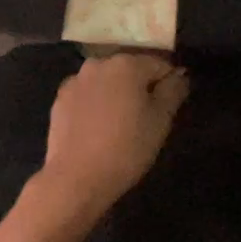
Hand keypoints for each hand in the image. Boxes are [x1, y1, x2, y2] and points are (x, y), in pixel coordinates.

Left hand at [39, 53, 188, 211]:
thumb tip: (180, 74)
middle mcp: (99, 63)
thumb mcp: (160, 122)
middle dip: (140, 89)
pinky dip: (94, 105)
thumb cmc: (126, 148)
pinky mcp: (60, 98)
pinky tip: (96, 130)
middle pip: (130, 70)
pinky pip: (86, 95)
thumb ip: (173, 92)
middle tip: (144, 121)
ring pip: (106, 82)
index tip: (168, 110)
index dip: (168, 85)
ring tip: (119, 127)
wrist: (75, 178)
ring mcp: (76, 80)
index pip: (159, 65)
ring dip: (116, 95)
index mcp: (127, 63)